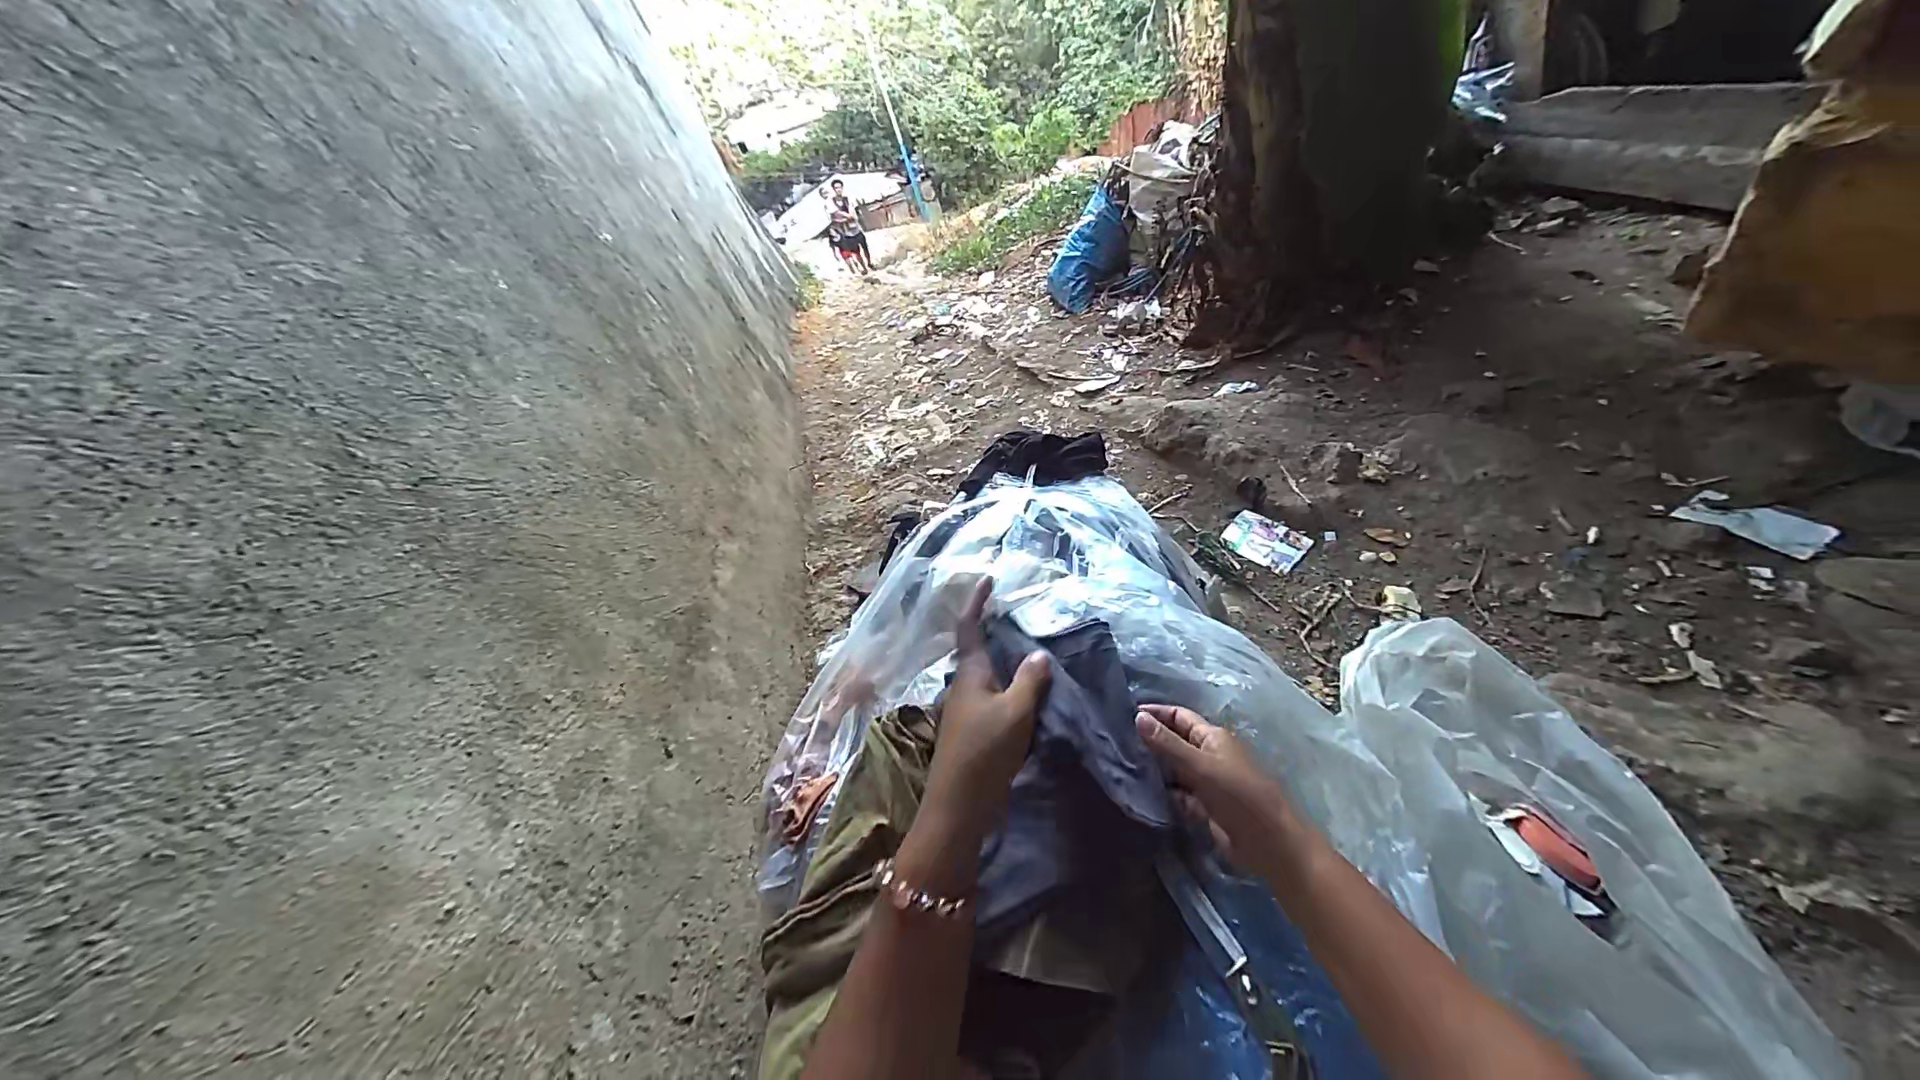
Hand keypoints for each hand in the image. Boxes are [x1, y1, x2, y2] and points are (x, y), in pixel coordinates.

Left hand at [921, 578, 1049, 841]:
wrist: (959, 805)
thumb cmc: (984, 751)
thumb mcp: (1015, 712)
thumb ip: (1029, 681)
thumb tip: (1038, 653)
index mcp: (970, 674)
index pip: (970, 628)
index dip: (977, 602)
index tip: (987, 580)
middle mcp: (964, 687)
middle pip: (978, 650)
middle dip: (994, 631)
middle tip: (1021, 617)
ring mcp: (967, 711)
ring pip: (987, 676)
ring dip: (1004, 661)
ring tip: (1032, 652)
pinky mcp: (974, 732)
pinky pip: (993, 697)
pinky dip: (1009, 688)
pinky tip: (1029, 694)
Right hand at [1135, 704, 1301, 874]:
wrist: (1270, 845)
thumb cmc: (1238, 796)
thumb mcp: (1200, 766)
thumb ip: (1167, 743)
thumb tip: (1137, 717)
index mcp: (1212, 737)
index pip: (1178, 716)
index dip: (1154, 714)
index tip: (1125, 716)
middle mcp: (1209, 755)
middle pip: (1174, 742)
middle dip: (1149, 741)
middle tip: (1116, 742)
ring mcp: (1206, 782)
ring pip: (1173, 769)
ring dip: (1153, 768)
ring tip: (1121, 765)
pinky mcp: (1204, 807)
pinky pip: (1178, 794)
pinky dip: (1163, 792)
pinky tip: (1140, 792)